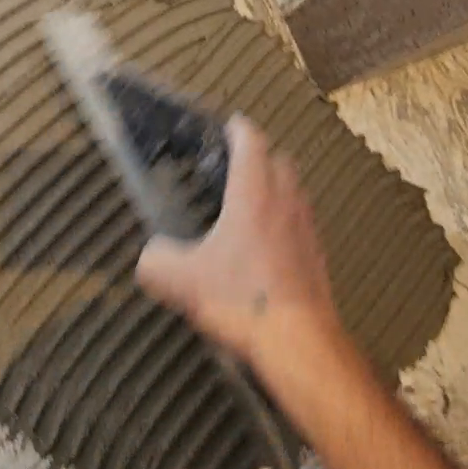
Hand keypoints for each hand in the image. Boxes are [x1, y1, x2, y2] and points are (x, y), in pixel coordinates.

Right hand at [134, 115, 342, 366]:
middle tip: (235, 163)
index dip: (238, 129)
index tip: (228, 124)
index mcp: (253, 194)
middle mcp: (285, 203)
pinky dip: (285, 220)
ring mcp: (307, 230)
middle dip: (260, 155)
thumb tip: (149, 256)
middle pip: (280, 161)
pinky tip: (266, 244)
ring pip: (295, 191)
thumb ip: (156, 260)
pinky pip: (302, 224)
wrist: (299, 344)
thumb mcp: (180, 280)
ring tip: (250, 201)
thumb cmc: (240, 299)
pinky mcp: (318, 259)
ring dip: (276, 186)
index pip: (251, 143)